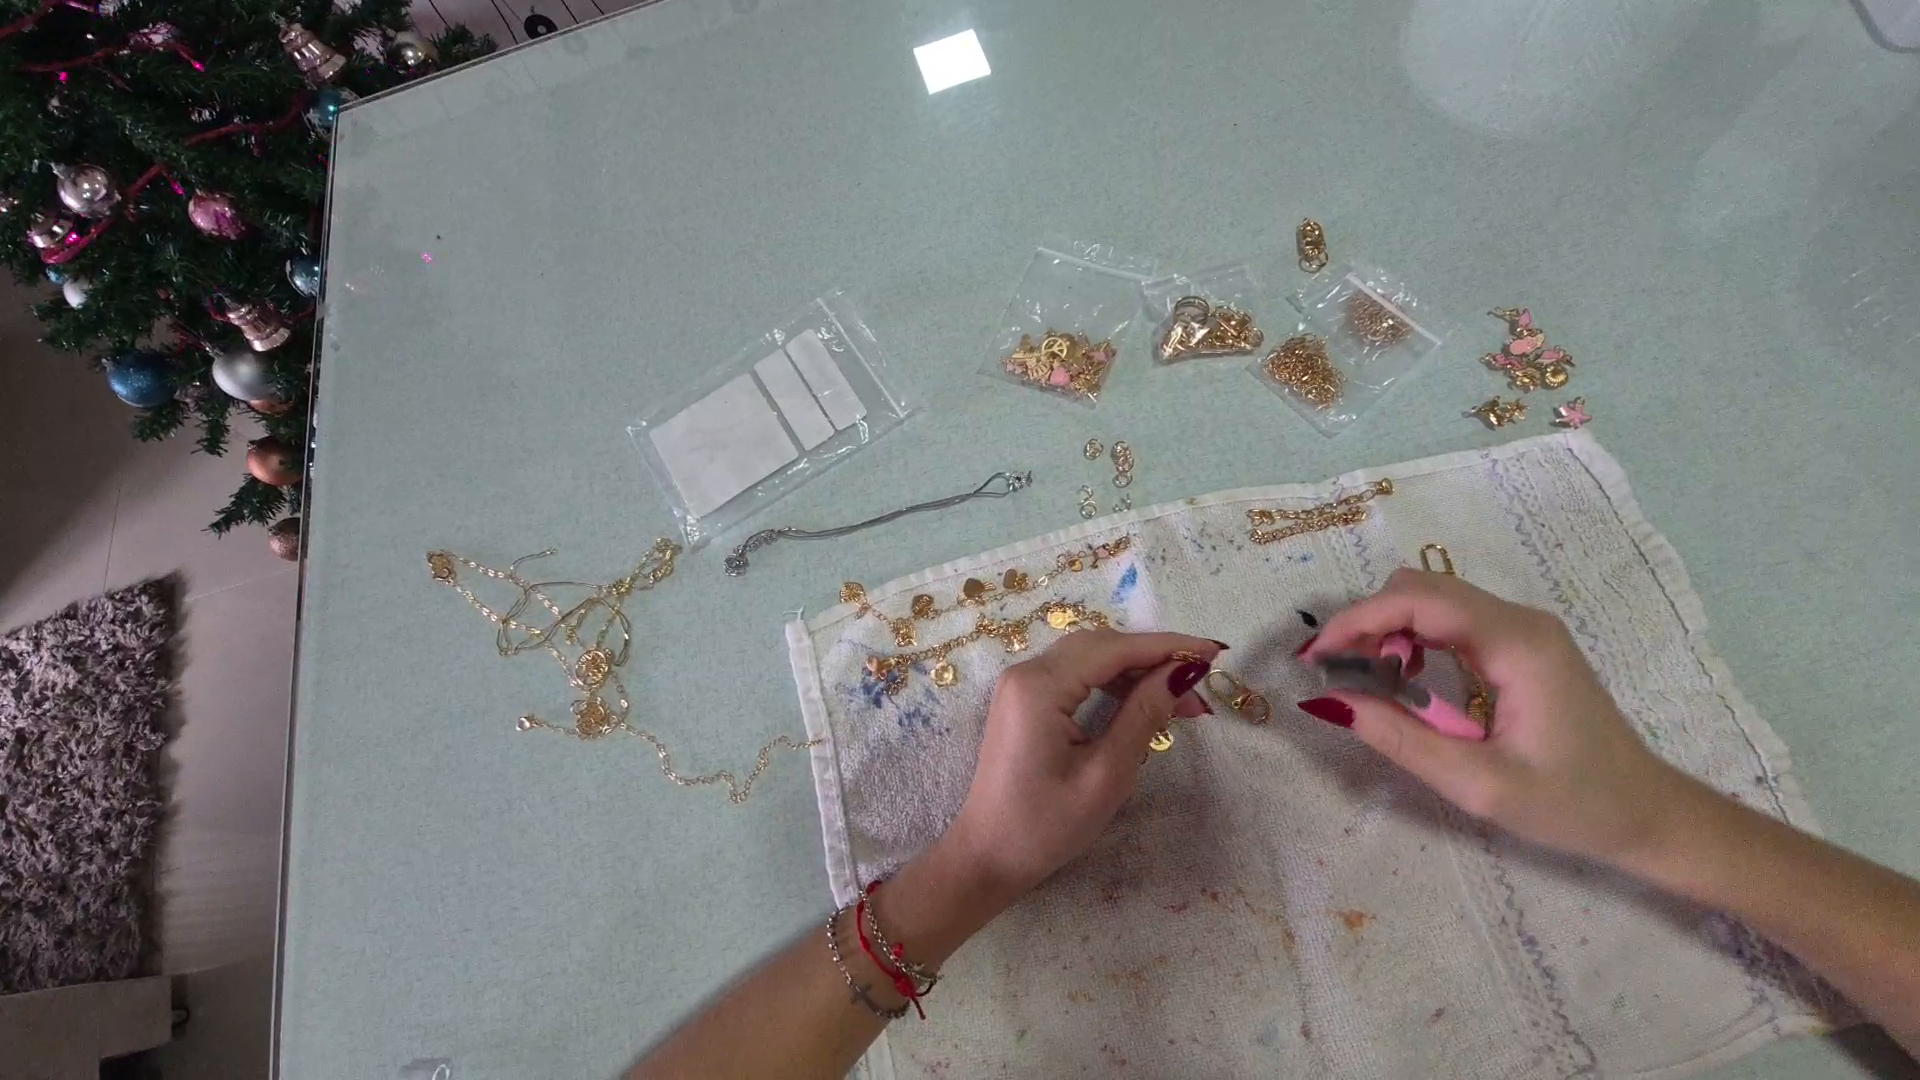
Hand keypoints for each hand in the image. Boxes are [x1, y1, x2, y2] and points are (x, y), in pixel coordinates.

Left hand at [942, 629, 1221, 907]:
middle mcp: (1025, 673)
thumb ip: (1143, 715)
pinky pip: (1074, 676)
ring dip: (1134, 671)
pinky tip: (1141, 703)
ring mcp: (1020, 685)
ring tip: (1180, 701)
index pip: (1113, 648)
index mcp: (1039, 686)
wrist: (988, 855)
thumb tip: (1182, 671)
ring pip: (1088, 658)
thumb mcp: (1106, 774)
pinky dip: (1110, 683)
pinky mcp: (1023, 700)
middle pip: (1100, 646)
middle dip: (1153, 658)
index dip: (1167, 646)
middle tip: (1200, 684)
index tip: (1214, 651)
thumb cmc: (1046, 825)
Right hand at [1302, 568, 1698, 865]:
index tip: (1317, 656)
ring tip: (1368, 675)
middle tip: (1338, 669)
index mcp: (1516, 645)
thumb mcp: (1477, 784)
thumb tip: (1327, 701)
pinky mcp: (1517, 640)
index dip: (1357, 619)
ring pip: (1429, 596)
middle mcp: (1519, 620)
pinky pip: (1446, 616)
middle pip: (1419, 588)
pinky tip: (1404, 674)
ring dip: (1386, 626)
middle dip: (1366, 620)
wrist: (1652, 815)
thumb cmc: (1572, 804)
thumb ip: (1399, 738)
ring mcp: (1521, 627)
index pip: (1417, 601)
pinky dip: (1409, 634)